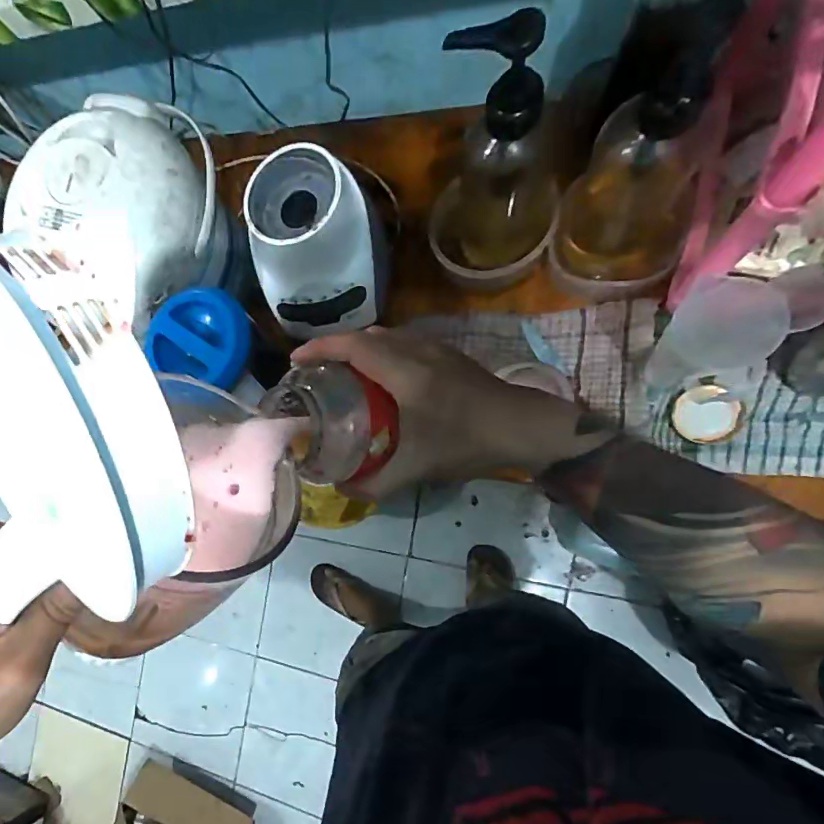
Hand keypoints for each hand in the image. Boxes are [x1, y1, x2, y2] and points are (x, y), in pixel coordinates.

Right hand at [292, 327, 595, 498]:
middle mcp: (416, 352)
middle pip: (364, 337)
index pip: (353, 346)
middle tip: (311, 370)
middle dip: (332, 348)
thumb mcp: (416, 470)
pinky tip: (375, 374)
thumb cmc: (468, 444)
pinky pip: (401, 342)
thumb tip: (339, 488)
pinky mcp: (447, 354)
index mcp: (404, 373)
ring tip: (337, 370)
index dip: (319, 349)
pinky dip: (377, 350)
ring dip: (355, 347)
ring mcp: (435, 349)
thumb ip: (373, 484)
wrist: (528, 429)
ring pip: (384, 336)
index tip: (294, 360)